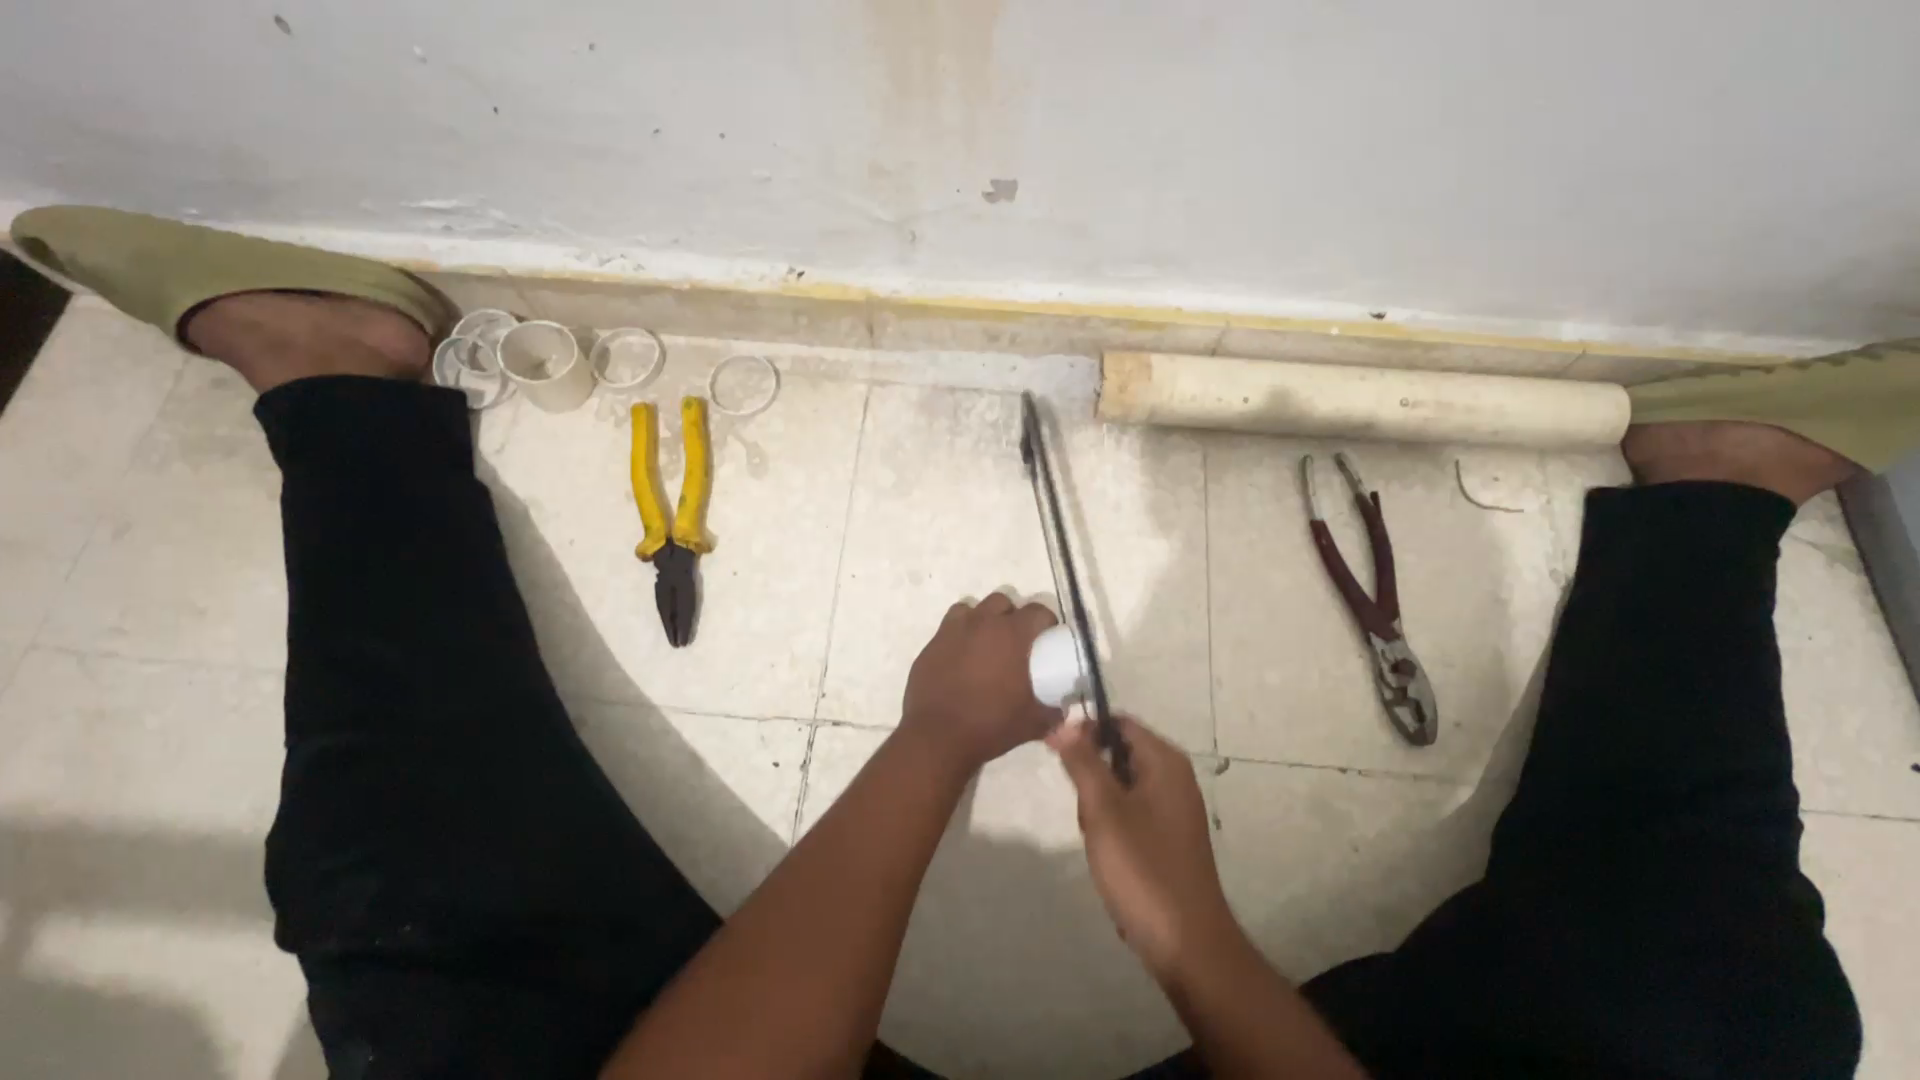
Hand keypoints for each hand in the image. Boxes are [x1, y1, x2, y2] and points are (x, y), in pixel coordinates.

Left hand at [900, 593, 1061, 770]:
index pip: (1038, 610)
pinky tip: (961, 657)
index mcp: (1012, 634)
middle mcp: (982, 623)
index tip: (1048, 640)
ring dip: (984, 621)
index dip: (1047, 622)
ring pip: (973, 609)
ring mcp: (953, 631)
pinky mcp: (931, 644)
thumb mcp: (1033, 723)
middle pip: (1003, 602)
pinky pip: (950, 627)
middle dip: (1012, 617)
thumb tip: (1063, 709)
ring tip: (987, 645)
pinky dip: (960, 635)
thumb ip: (1054, 711)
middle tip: (1016, 643)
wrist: (938, 737)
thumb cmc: (991, 725)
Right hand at [1051, 714, 1240, 983]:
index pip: (1119, 722)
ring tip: (1096, 838)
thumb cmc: (1142, 868)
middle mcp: (1175, 778)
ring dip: (1099, 806)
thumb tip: (1063, 721)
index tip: (1056, 753)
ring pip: (1120, 786)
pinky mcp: (1169, 837)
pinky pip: (1132, 813)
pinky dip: (1113, 826)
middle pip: (1118, 753)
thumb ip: (1082, 761)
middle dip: (1091, 776)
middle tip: (1084, 810)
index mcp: (1165, 762)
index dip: (1085, 730)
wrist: (1185, 941)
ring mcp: (1174, 809)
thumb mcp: (1103, 810)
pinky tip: (1107, 854)